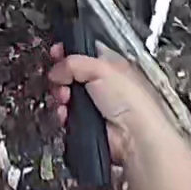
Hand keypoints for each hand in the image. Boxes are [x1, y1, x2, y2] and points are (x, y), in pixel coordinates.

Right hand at [48, 43, 163, 169]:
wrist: (134, 137)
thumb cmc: (131, 100)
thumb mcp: (101, 68)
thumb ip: (74, 63)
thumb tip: (56, 68)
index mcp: (108, 64)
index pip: (82, 52)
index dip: (68, 51)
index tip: (56, 52)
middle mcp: (101, 83)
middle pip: (70, 74)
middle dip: (60, 76)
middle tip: (59, 78)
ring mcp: (93, 105)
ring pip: (65, 95)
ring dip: (60, 95)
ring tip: (65, 97)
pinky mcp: (86, 124)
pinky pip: (66, 115)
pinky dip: (62, 114)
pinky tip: (65, 113)